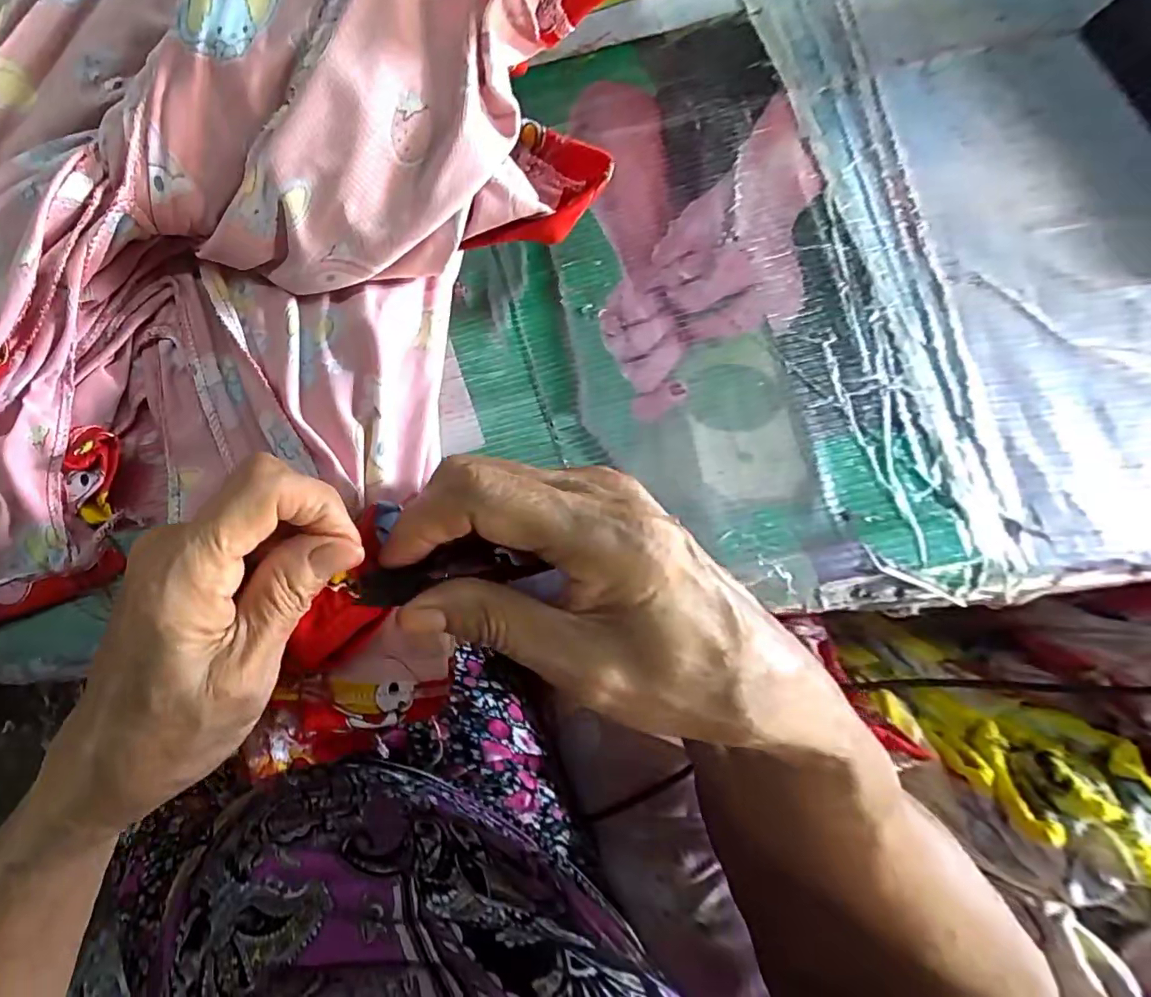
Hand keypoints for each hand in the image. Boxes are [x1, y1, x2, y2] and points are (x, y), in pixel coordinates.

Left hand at [34, 454, 364, 833]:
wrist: (106, 754)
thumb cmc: (178, 730)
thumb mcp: (248, 671)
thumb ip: (288, 594)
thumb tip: (342, 541)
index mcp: (188, 564)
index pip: (262, 485)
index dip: (317, 501)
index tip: (348, 550)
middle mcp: (171, 538)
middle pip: (254, 487)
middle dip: (308, 515)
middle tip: (336, 570)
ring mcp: (164, 547)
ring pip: (243, 507)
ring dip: (288, 534)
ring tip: (308, 589)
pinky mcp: (166, 561)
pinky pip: (226, 532)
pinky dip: (262, 549)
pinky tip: (273, 593)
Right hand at [382, 456, 856, 753]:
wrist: (763, 683)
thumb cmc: (681, 682)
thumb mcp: (582, 666)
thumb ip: (492, 623)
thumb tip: (408, 610)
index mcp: (602, 529)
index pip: (479, 491)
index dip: (421, 523)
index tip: (393, 572)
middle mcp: (596, 488)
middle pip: (477, 474)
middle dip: (427, 521)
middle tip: (408, 578)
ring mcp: (597, 487)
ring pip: (489, 479)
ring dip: (448, 521)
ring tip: (436, 575)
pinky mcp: (595, 497)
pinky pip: (512, 492)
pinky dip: (476, 522)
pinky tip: (477, 564)